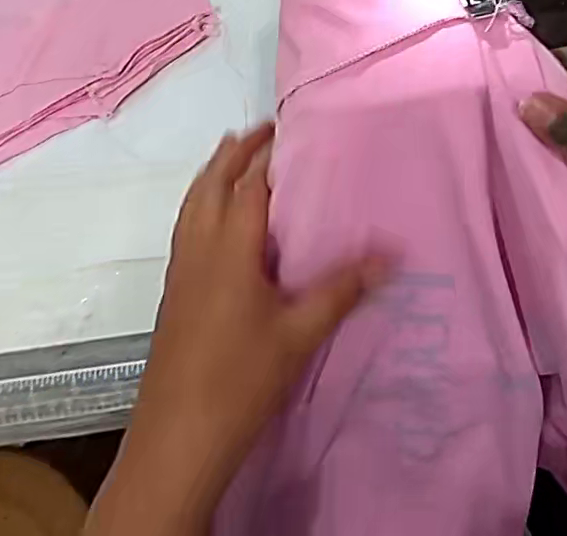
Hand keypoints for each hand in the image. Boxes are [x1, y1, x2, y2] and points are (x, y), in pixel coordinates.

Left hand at [90, 124, 393, 533]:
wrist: (176, 440)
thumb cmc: (241, 379)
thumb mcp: (300, 333)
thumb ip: (344, 288)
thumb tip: (392, 257)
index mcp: (229, 248)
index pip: (247, 185)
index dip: (265, 153)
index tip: (286, 127)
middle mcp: (199, 248)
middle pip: (211, 184)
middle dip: (234, 152)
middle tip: (260, 129)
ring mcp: (181, 269)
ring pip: (191, 203)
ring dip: (212, 172)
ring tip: (233, 154)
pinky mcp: (173, 290)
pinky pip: (185, 225)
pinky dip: (200, 200)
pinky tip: (215, 216)